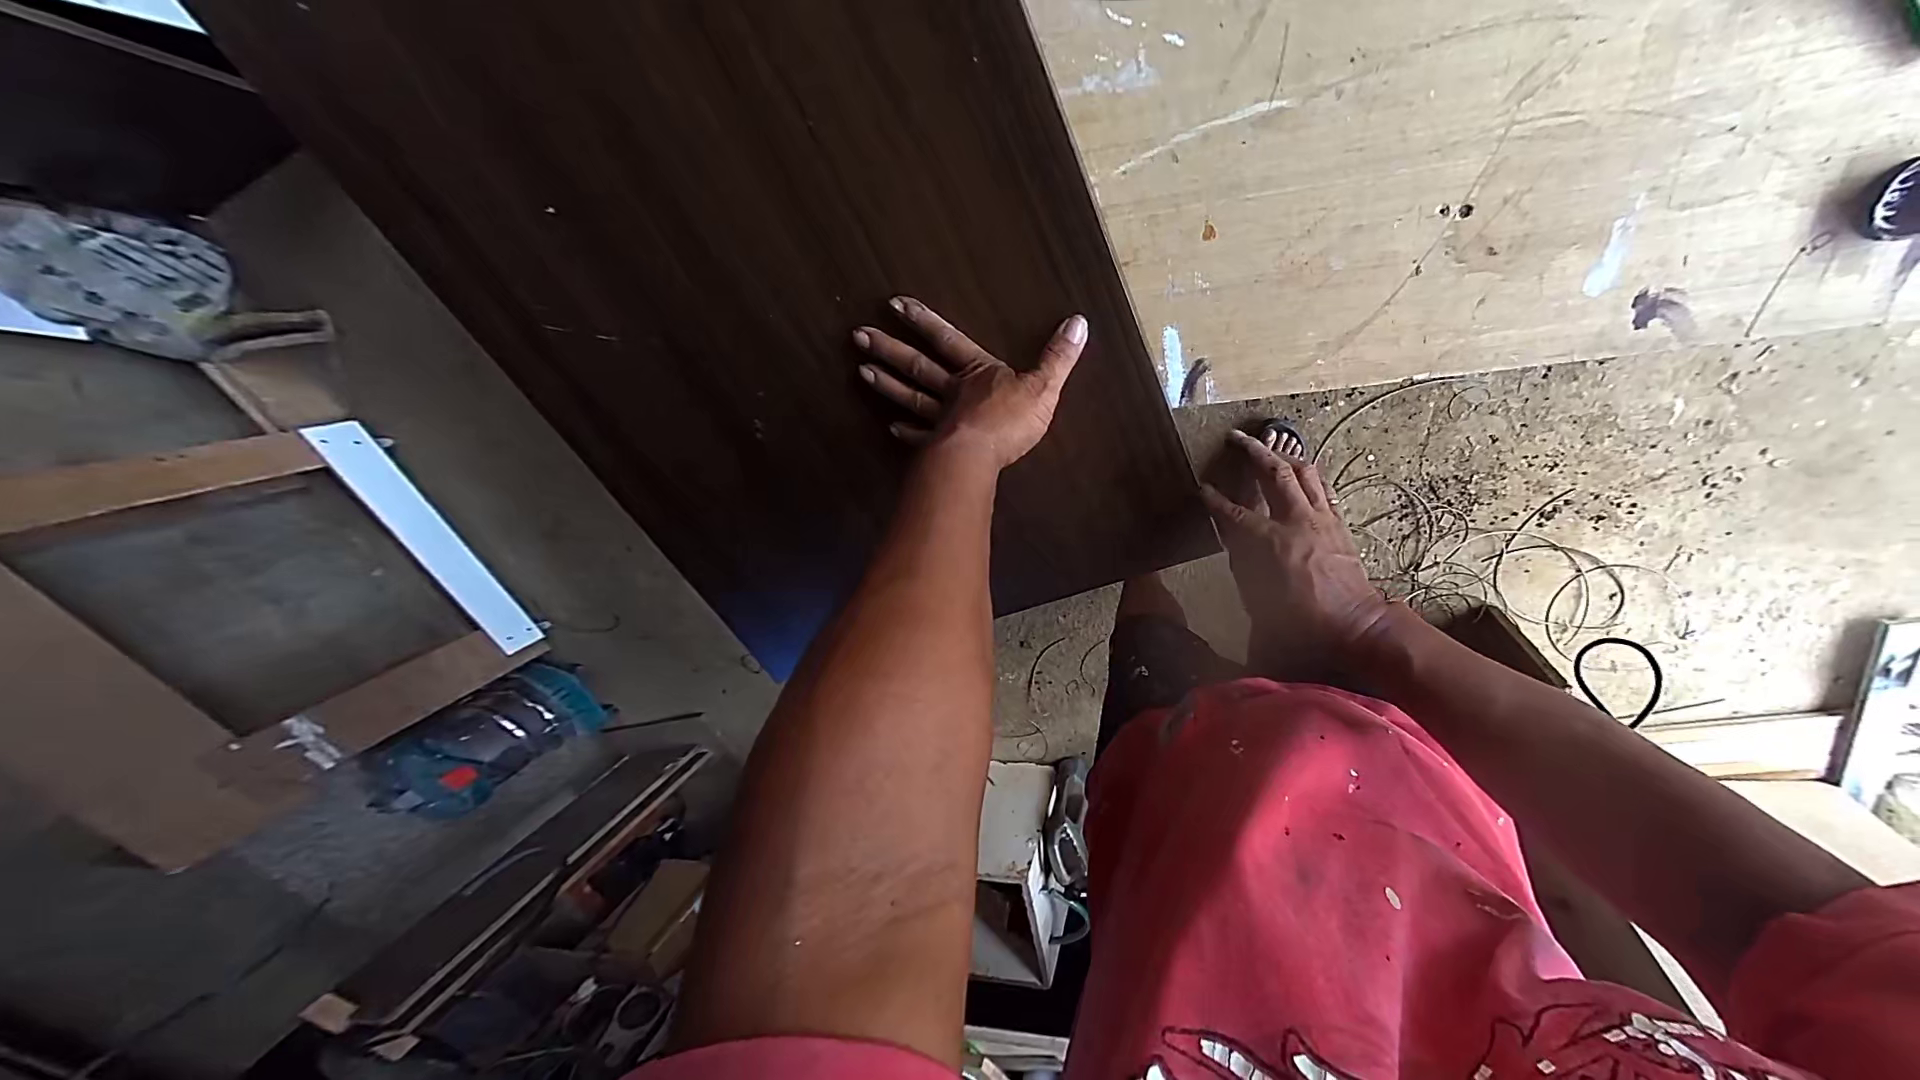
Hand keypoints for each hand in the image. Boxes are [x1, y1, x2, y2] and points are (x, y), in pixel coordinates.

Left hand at [852, 296, 1085, 469]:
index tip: (895, 305)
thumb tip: (1079, 323)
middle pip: (917, 365)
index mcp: (976, 373)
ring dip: (887, 384)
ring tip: (863, 370)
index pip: (946, 338)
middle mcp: (953, 392)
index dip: (922, 320)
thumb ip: (1058, 357)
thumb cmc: (1009, 422)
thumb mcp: (1043, 386)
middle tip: (859, 336)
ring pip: (911, 396)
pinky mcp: (938, 447)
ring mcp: (941, 420)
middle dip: (889, 349)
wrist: (981, 458)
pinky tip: (890, 427)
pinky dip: (905, 432)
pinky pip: (919, 437)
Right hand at [1201, 430, 1391, 677]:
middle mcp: (1297, 521)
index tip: (1202, 488)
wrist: (1354, 624)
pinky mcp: (1337, 523)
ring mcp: (1321, 518)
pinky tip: (1300, 469)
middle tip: (1237, 437)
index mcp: (1271, 541)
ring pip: (1303, 472)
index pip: (1234, 512)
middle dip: (1252, 451)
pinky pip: (1321, 488)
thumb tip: (1231, 537)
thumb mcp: (1257, 596)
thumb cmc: (1301, 619)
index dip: (1215, 500)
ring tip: (1270, 443)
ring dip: (1284, 454)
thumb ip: (1241, 561)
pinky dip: (1308, 474)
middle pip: (1274, 473)